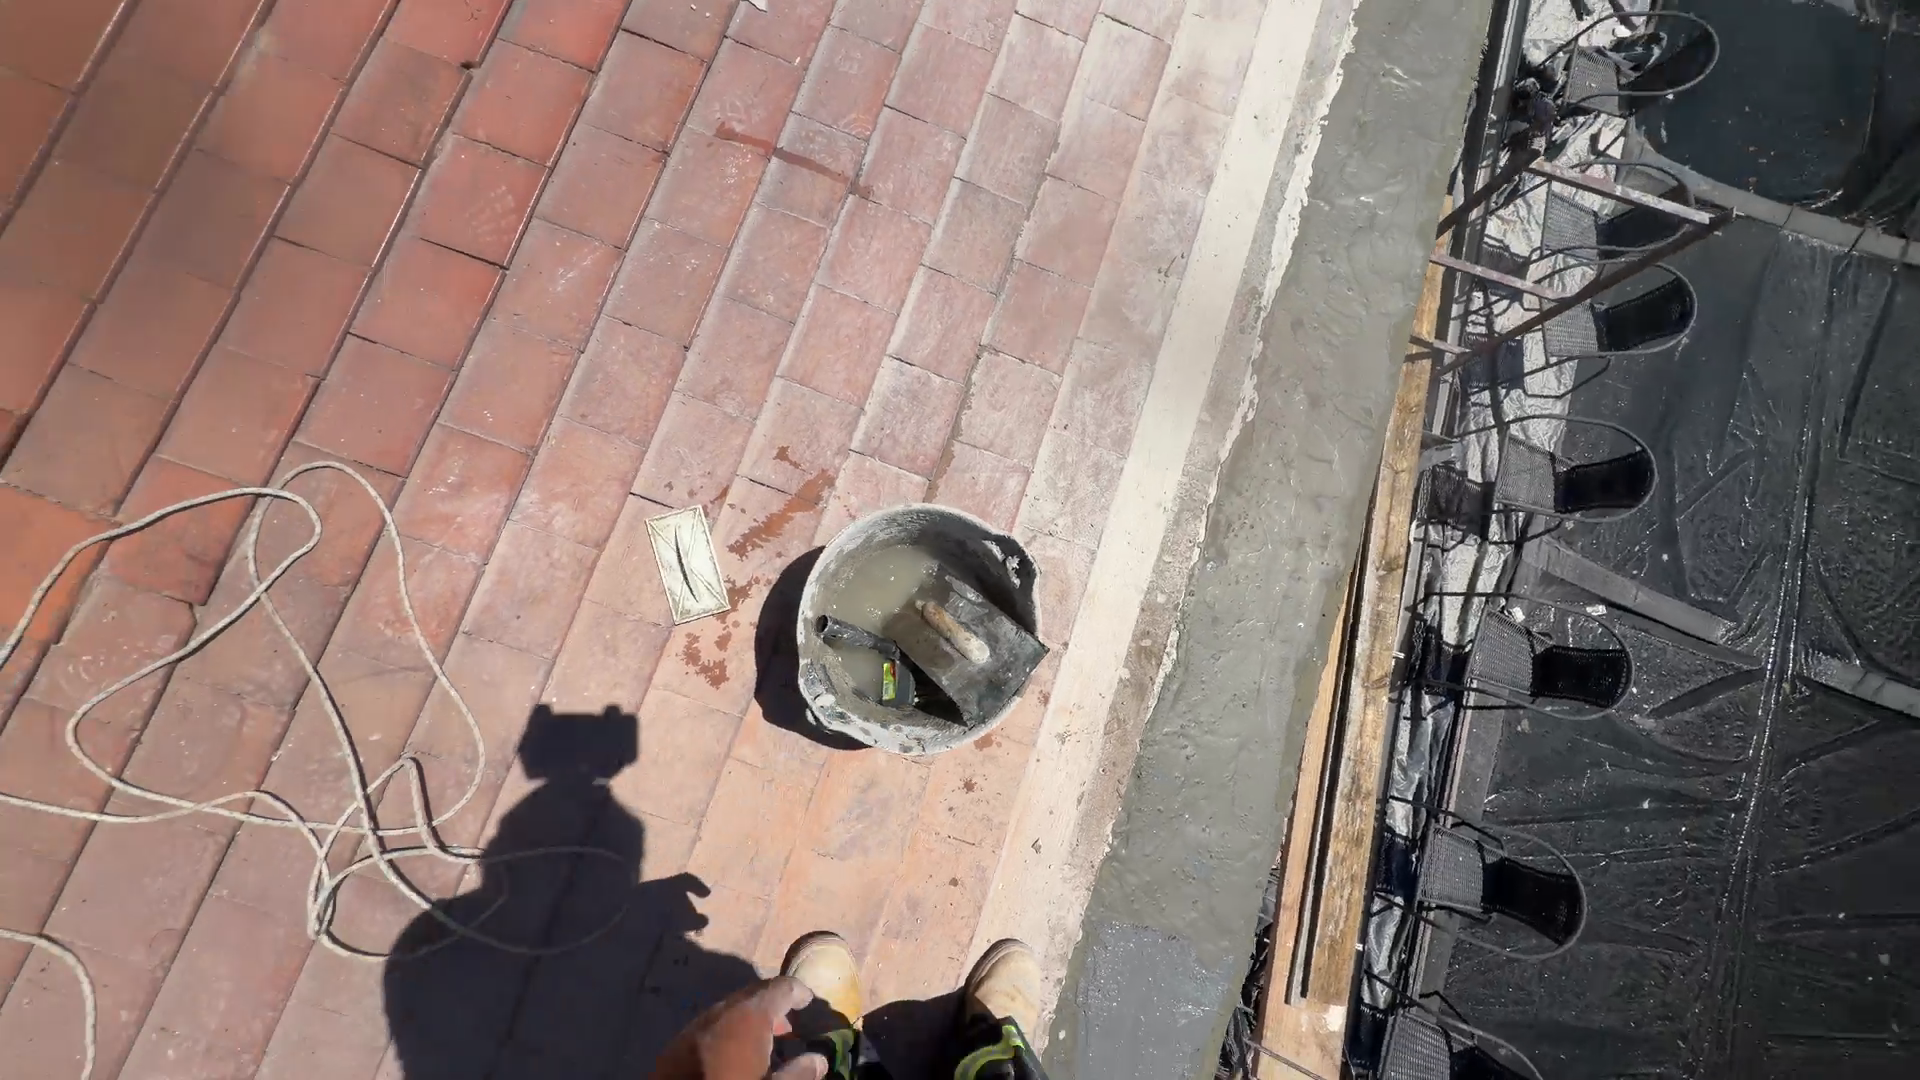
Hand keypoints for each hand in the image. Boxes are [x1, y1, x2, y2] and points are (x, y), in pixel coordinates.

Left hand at [650, 977, 828, 1079]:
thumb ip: (799, 1074)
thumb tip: (819, 1059)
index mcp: (751, 1015)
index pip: (781, 988)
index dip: (798, 991)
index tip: (809, 1000)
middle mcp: (725, 1010)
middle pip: (755, 994)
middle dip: (774, 1003)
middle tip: (788, 1021)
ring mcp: (697, 1025)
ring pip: (732, 1009)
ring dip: (751, 1017)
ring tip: (763, 1040)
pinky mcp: (677, 1045)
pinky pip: (712, 1025)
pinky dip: (729, 1030)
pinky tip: (732, 1054)